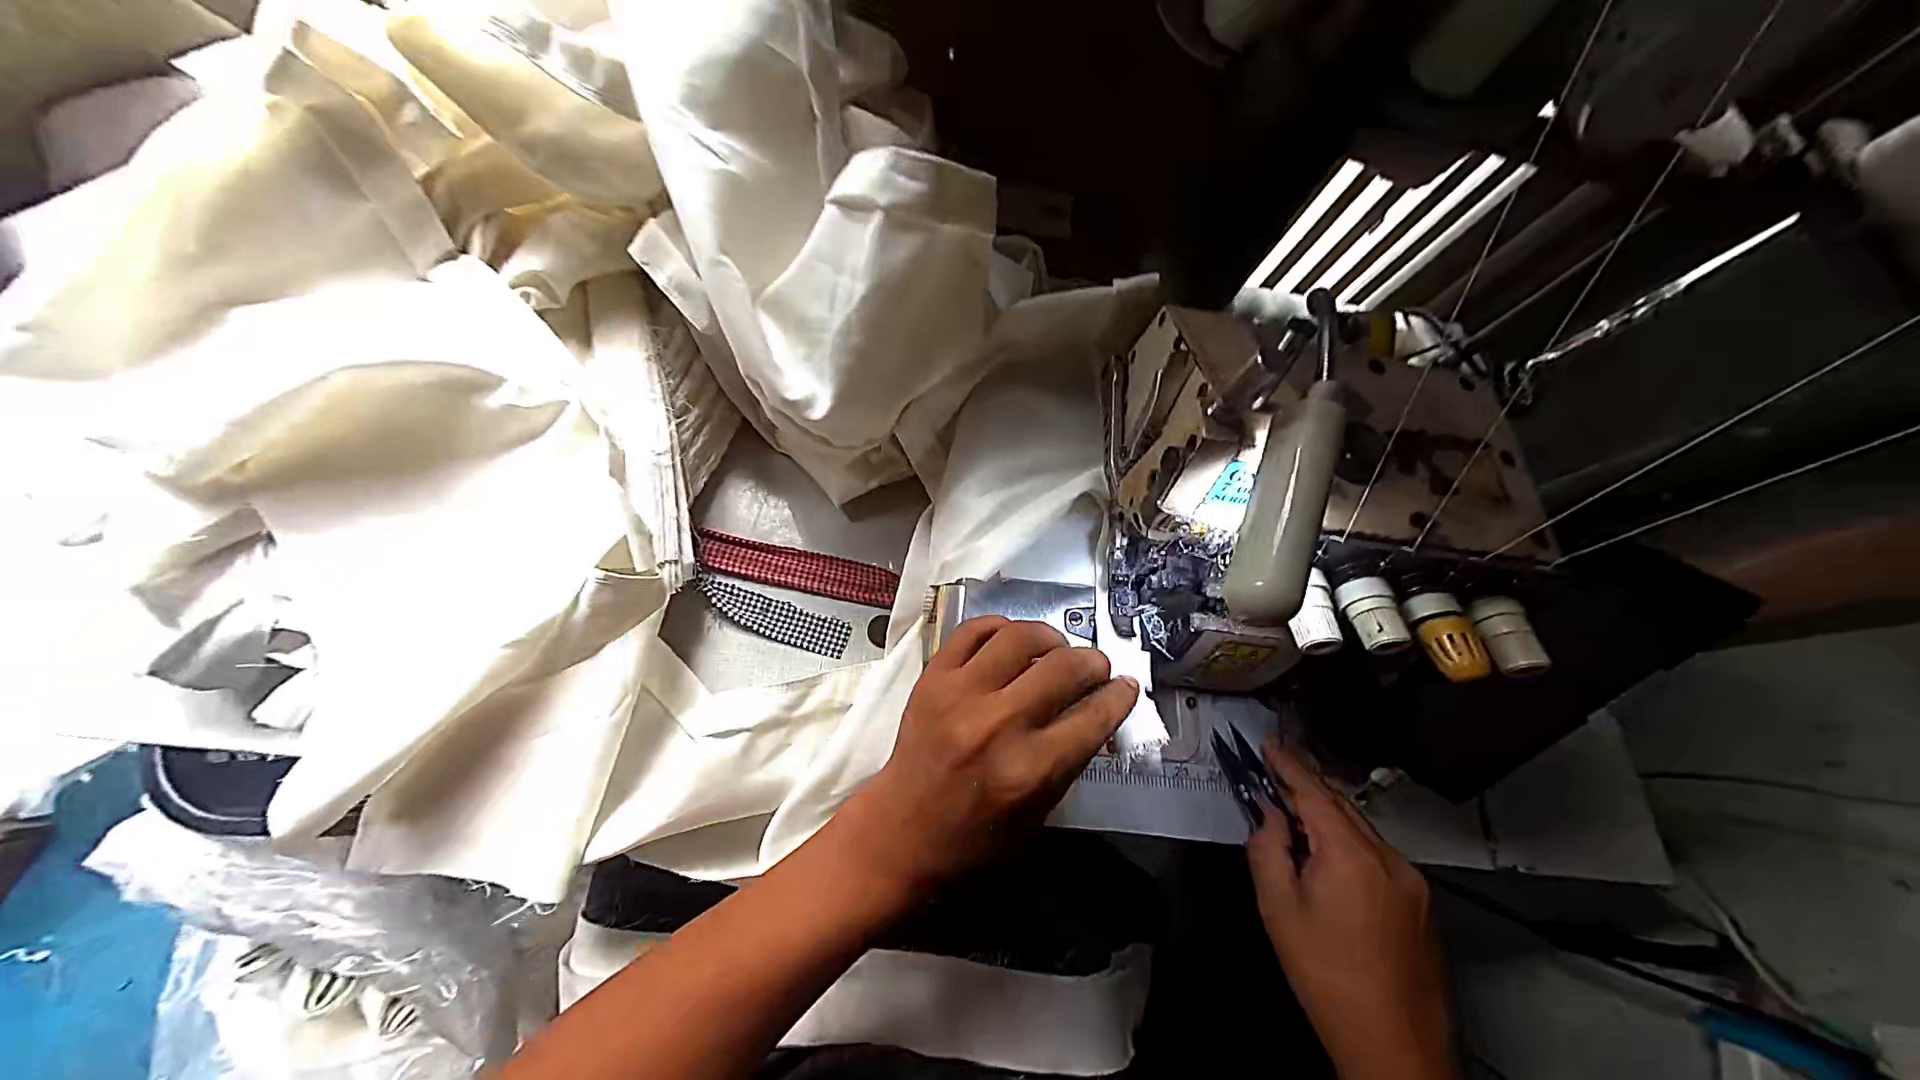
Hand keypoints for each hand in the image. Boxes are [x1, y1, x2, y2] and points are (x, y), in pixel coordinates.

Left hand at [839, 616, 1138, 892]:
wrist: (903, 829)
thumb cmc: (976, 835)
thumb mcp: (1039, 811)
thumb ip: (1070, 758)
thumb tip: (1097, 710)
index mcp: (1030, 769)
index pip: (1093, 716)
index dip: (1119, 696)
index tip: (1126, 685)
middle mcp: (998, 724)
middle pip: (1064, 668)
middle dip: (1093, 662)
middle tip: (1095, 666)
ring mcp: (960, 694)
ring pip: (1019, 636)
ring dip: (1050, 637)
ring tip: (1056, 648)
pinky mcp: (933, 677)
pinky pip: (973, 630)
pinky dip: (1000, 627)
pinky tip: (1012, 639)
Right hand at [1249, 741, 1456, 1079]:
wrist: (1392, 1042)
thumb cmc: (1327, 976)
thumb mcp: (1278, 907)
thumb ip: (1267, 848)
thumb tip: (1267, 815)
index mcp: (1351, 855)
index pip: (1314, 792)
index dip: (1288, 764)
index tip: (1269, 744)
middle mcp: (1388, 859)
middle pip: (1341, 805)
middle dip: (1306, 786)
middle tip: (1274, 772)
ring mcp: (1410, 881)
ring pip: (1361, 828)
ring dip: (1326, 814)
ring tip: (1294, 813)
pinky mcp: (1419, 902)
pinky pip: (1377, 852)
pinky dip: (1347, 840)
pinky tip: (1326, 854)